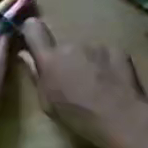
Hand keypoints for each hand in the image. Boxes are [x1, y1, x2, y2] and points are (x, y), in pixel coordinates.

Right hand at [17, 18, 147, 147]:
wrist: (122, 118)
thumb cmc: (79, 117)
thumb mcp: (49, 104)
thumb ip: (36, 75)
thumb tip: (24, 54)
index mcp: (51, 59)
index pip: (33, 29)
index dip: (32, 31)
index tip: (34, 40)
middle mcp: (71, 45)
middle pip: (64, 47)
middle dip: (67, 60)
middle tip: (76, 82)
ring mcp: (96, 45)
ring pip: (86, 51)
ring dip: (88, 62)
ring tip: (98, 86)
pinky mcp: (117, 48)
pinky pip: (106, 54)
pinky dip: (107, 65)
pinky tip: (113, 83)